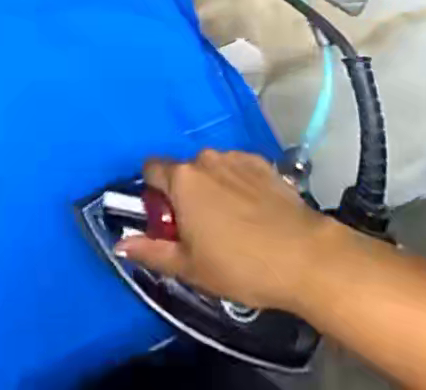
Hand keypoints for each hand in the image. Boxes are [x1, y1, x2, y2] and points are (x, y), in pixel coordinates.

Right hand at [114, 149, 339, 313]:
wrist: (306, 257)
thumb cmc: (241, 264)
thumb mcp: (190, 268)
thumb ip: (152, 252)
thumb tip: (119, 244)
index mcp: (181, 179)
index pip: (150, 169)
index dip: (154, 194)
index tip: (169, 221)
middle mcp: (204, 158)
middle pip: (183, 171)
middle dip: (186, 194)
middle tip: (202, 230)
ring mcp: (236, 157)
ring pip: (212, 169)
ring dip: (214, 188)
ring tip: (235, 223)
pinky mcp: (263, 162)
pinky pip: (238, 169)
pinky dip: (240, 185)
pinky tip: (256, 213)